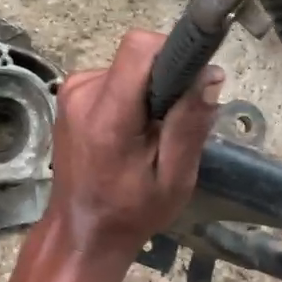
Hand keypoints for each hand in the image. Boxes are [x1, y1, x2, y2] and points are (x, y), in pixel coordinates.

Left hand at [45, 29, 224, 257]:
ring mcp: (71, 91)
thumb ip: (190, 124)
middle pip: (135, 56)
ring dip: (145, 89)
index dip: (170, 52)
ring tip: (150, 131)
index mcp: (107, 114)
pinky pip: (112, 77)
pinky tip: (129, 130)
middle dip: (162, 79)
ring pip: (126, 66)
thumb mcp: (174, 179)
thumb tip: (211, 74)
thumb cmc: (130, 213)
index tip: (189, 80)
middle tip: (172, 120)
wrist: (80, 234)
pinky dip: (128, 94)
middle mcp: (83, 92)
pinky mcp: (69, 94)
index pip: (139, 48)